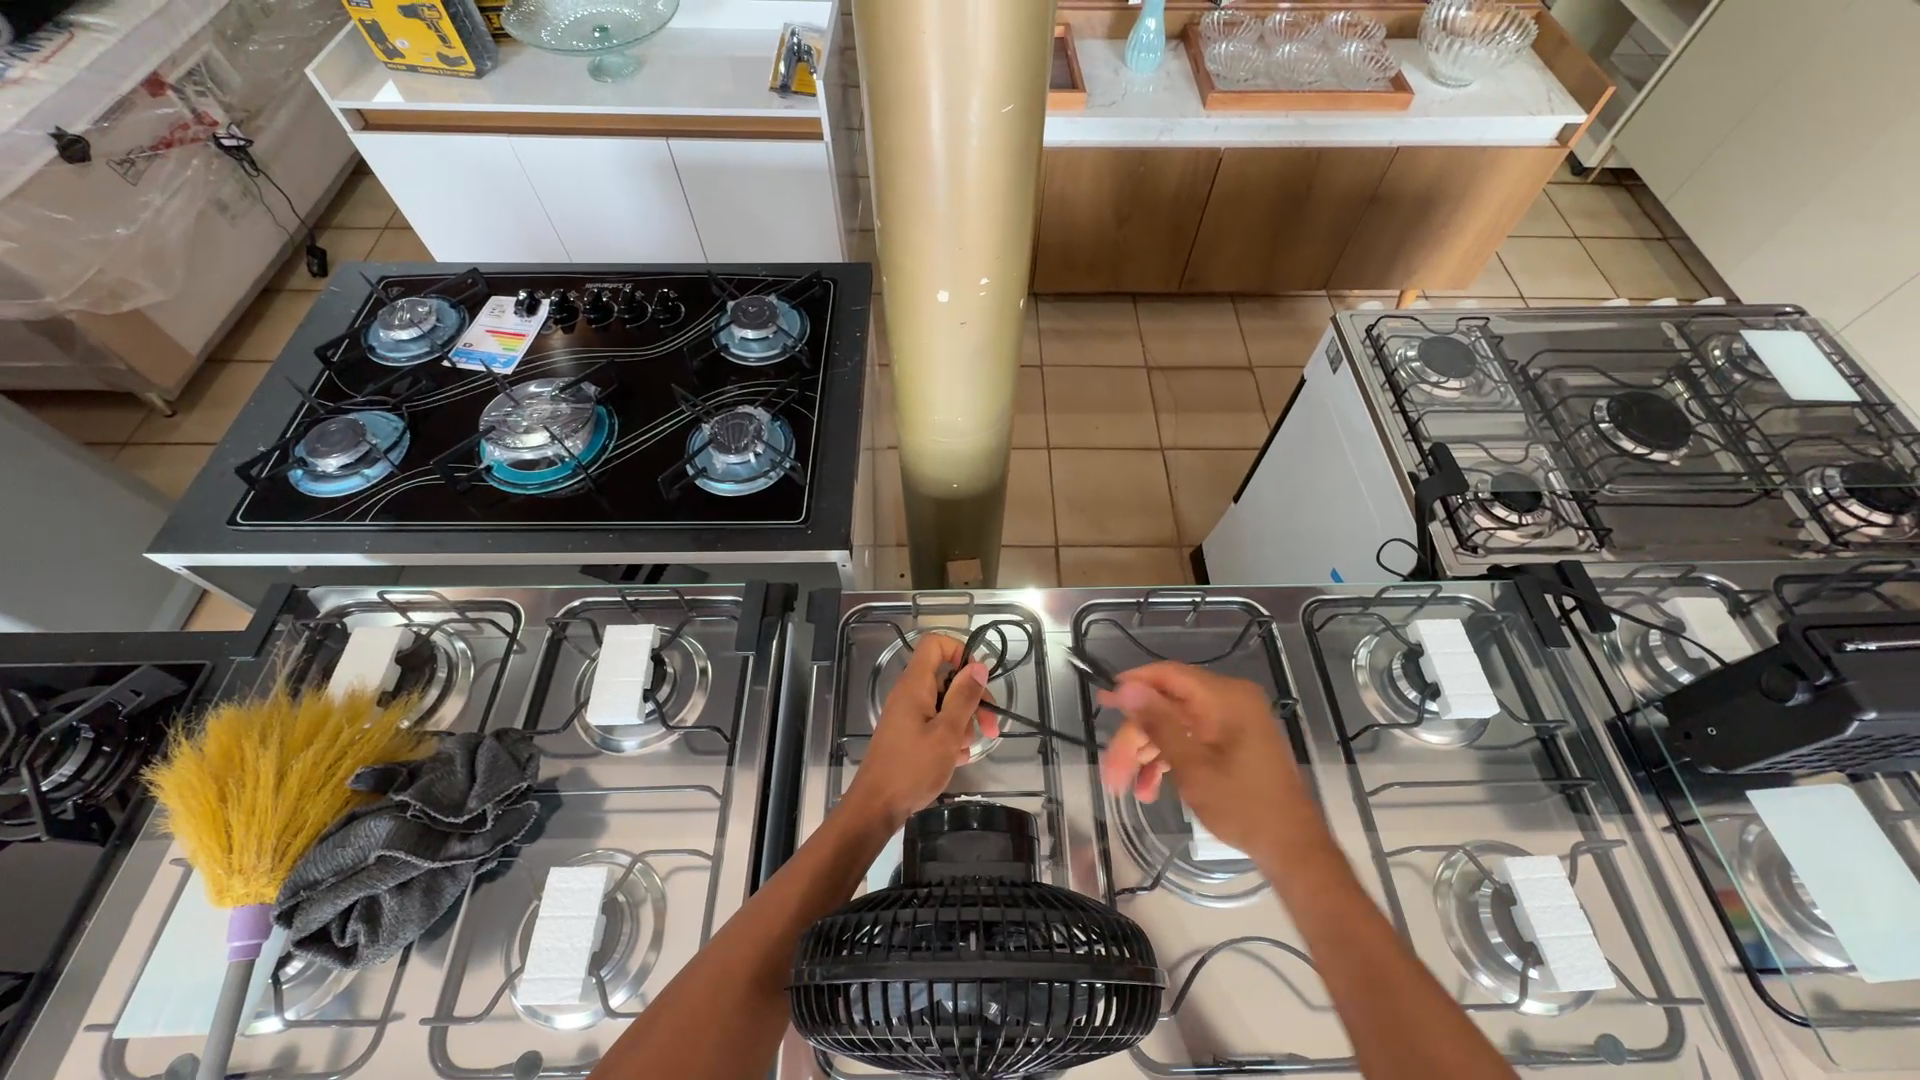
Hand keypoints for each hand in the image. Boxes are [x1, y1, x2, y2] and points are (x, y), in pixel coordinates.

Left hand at [845, 633, 998, 827]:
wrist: (876, 806)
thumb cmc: (912, 768)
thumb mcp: (946, 732)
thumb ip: (963, 696)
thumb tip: (978, 665)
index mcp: (915, 685)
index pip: (935, 644)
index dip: (959, 651)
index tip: (978, 678)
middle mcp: (909, 694)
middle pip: (946, 678)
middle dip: (972, 699)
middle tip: (990, 726)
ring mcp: (907, 715)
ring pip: (944, 704)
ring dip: (963, 722)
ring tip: (967, 749)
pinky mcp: (908, 734)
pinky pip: (935, 724)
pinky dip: (950, 736)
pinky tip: (957, 758)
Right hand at [1097, 662, 1312, 860]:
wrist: (1292, 846)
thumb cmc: (1243, 805)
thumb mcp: (1192, 766)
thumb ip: (1158, 723)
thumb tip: (1126, 688)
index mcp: (1224, 697)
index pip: (1168, 675)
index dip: (1133, 685)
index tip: (1103, 700)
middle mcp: (1230, 701)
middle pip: (1168, 706)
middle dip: (1136, 738)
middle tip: (1112, 771)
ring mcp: (1233, 722)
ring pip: (1176, 725)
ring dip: (1148, 753)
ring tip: (1125, 788)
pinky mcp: (1234, 741)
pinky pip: (1193, 738)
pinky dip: (1170, 759)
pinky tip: (1151, 789)